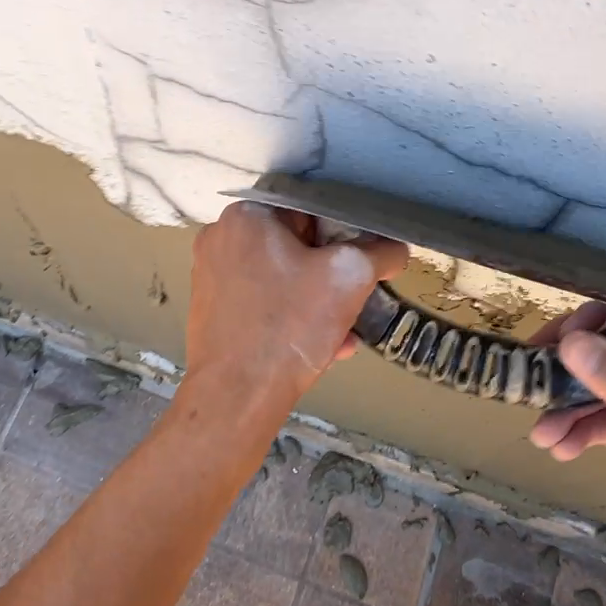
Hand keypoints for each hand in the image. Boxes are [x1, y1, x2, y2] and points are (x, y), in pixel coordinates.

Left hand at [185, 202, 407, 405]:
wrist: (236, 395)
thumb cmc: (289, 326)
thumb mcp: (350, 279)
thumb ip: (380, 253)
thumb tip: (395, 249)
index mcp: (246, 215)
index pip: (309, 209)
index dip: (343, 235)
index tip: (362, 262)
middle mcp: (220, 237)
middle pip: (294, 245)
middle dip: (330, 274)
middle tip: (354, 300)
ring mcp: (210, 275)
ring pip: (280, 279)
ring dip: (315, 301)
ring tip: (343, 330)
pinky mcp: (211, 310)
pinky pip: (262, 304)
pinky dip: (292, 318)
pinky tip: (324, 347)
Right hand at [528, 302, 605, 567]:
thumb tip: (572, 344)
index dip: (592, 323)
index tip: (554, 343)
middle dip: (567, 367)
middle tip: (531, 380)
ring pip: (594, 384)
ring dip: (565, 406)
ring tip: (543, 434)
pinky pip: (596, 418)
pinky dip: (574, 430)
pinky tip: (559, 447)